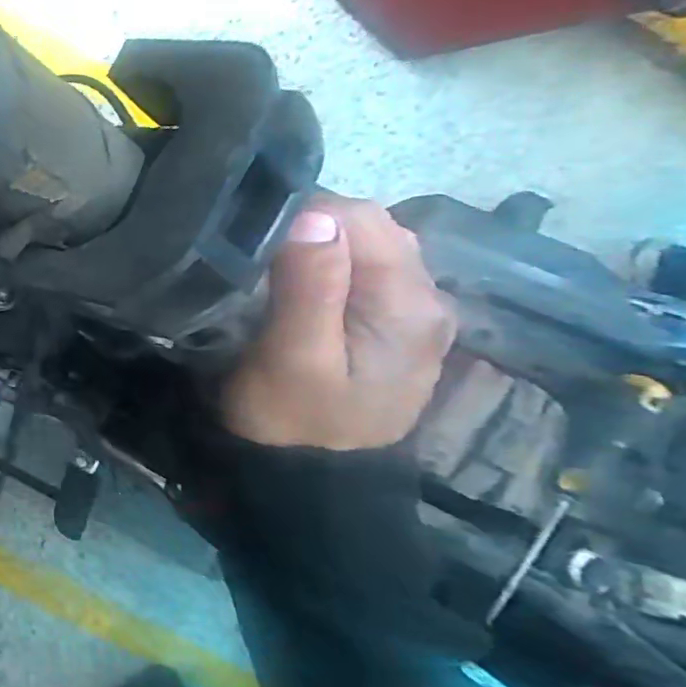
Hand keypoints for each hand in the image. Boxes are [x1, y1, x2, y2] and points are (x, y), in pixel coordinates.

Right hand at [222, 194, 455, 450]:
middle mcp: (429, 297)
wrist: (307, 470)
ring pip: (367, 240)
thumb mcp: (294, 357)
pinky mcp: (396, 319)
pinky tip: (301, 284)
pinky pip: (364, 265)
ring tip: (276, 270)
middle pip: (371, 225)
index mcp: (410, 305)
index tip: (256, 243)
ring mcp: (416, 309)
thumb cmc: (291, 414)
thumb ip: (310, 288)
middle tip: (261, 260)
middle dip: (312, 227)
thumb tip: (315, 216)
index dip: (304, 216)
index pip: (361, 220)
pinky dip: (329, 261)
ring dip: (319, 243)